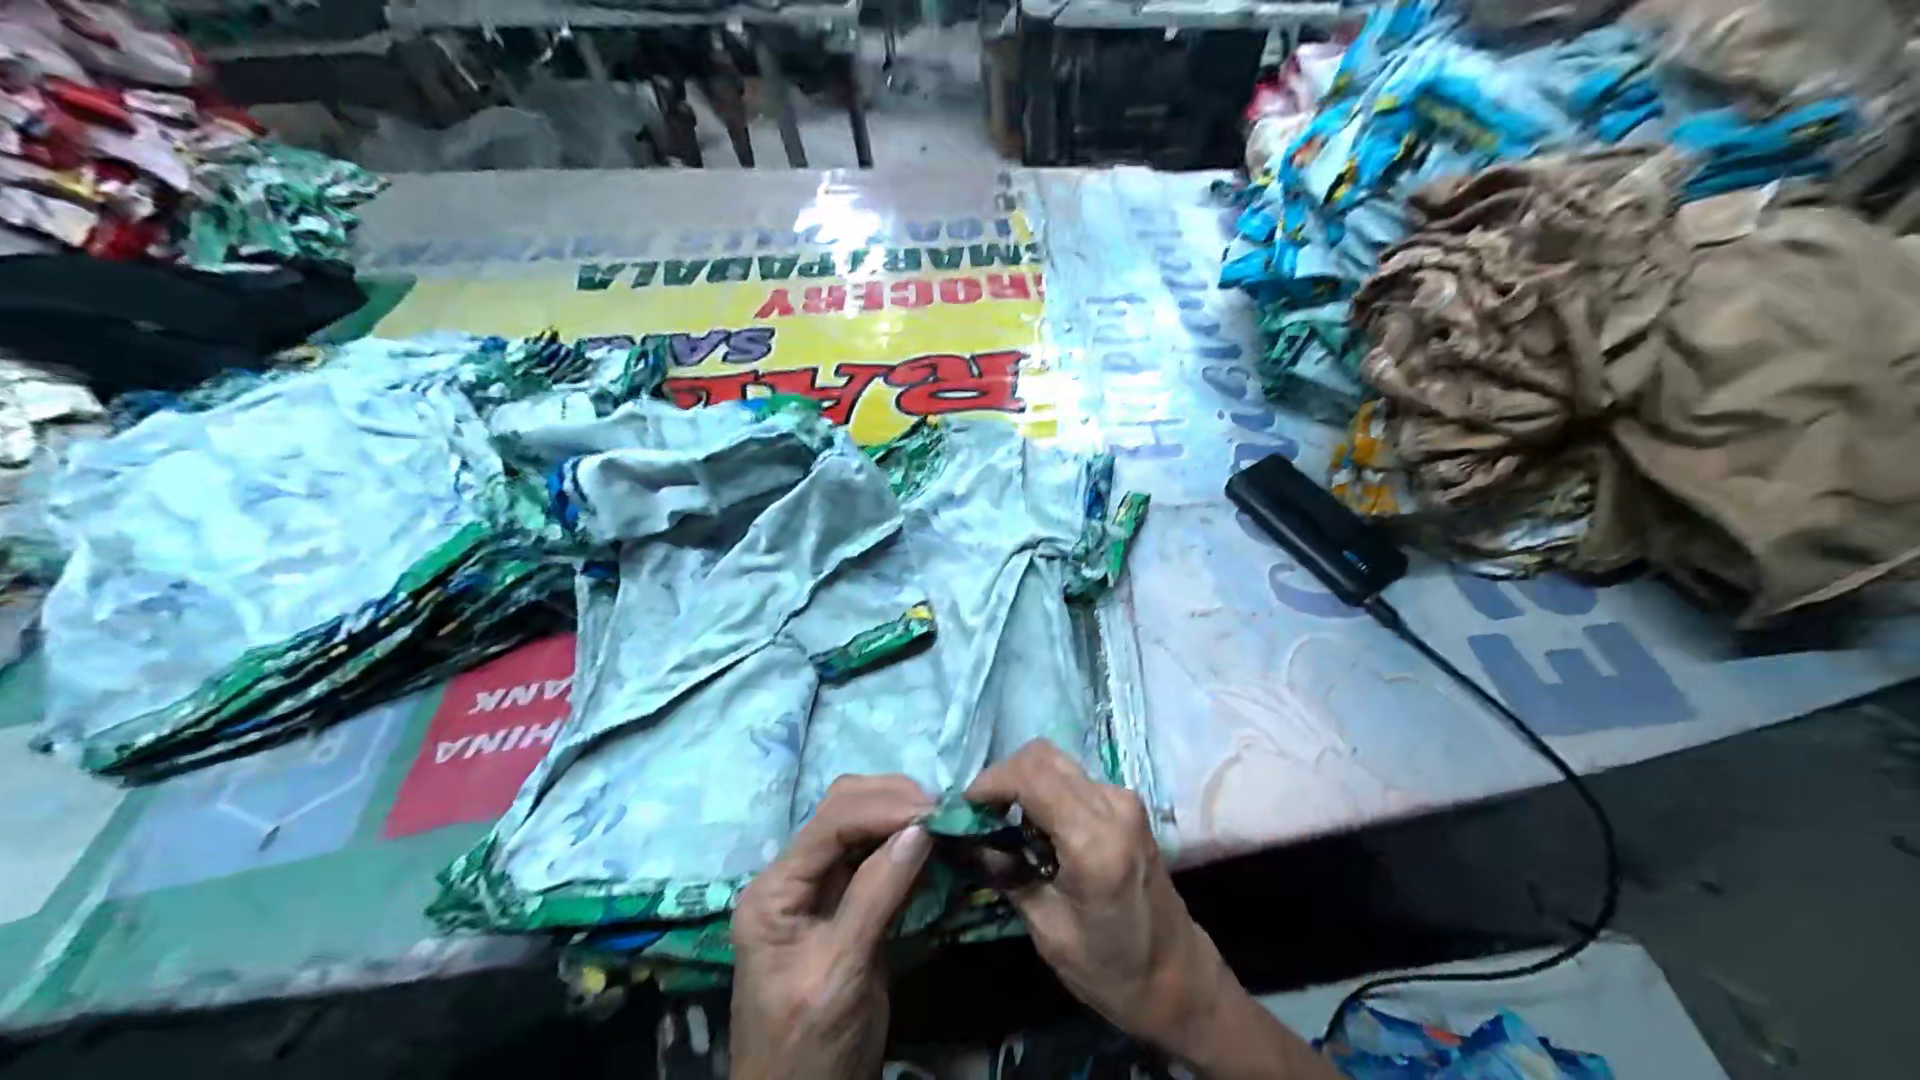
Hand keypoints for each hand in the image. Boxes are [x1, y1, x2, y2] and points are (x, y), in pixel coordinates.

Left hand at [730, 775, 933, 1079]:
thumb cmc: (808, 1047)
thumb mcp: (841, 972)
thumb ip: (876, 895)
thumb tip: (921, 828)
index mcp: (775, 889)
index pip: (830, 823)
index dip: (882, 807)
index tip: (934, 810)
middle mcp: (793, 876)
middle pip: (841, 810)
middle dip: (892, 801)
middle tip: (943, 812)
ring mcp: (819, 889)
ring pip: (860, 826)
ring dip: (901, 816)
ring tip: (942, 822)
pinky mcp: (846, 904)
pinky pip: (876, 858)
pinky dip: (905, 846)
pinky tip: (933, 847)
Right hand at [966, 740, 1339, 1079]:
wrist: (1180, 979)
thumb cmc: (1112, 969)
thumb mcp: (1049, 930)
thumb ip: (1008, 874)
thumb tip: (967, 841)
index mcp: (1095, 840)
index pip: (1032, 775)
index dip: (990, 781)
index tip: (965, 806)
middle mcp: (1114, 806)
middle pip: (1043, 756)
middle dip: (1004, 776)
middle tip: (981, 812)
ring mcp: (1125, 799)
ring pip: (1057, 762)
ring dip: (1024, 781)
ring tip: (1003, 819)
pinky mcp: (1127, 804)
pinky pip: (1074, 778)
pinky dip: (1044, 789)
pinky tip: (1034, 824)